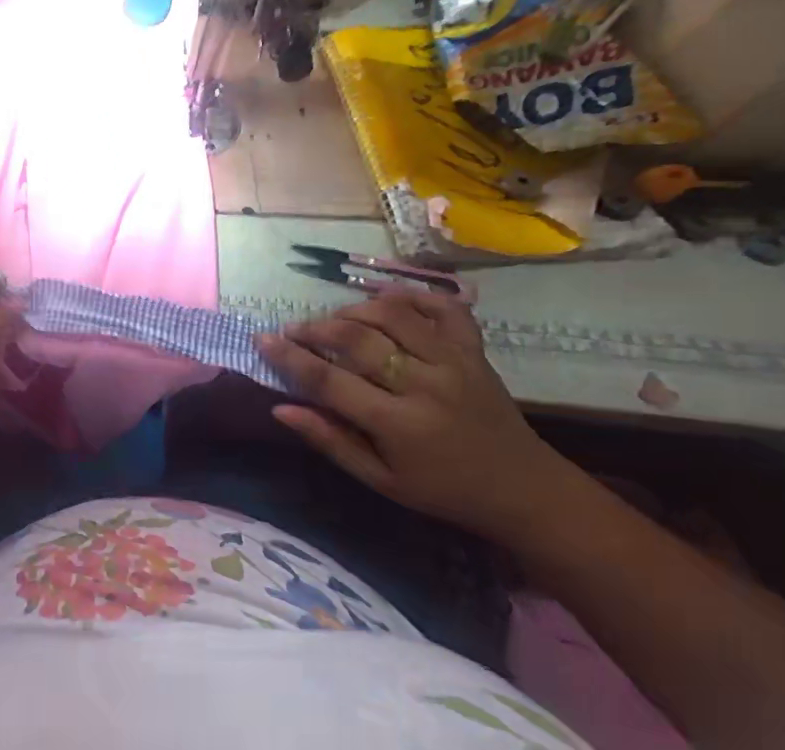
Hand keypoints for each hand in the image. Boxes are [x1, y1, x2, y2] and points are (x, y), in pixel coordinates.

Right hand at [258, 290, 579, 538]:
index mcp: (399, 424)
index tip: (262, 340)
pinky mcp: (474, 349)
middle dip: (315, 329)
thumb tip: (280, 408)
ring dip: (354, 309)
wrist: (521, 488)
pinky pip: (442, 306)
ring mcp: (455, 360)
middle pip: (357, 338)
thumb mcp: (380, 480)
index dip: (290, 358)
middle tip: (293, 331)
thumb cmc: (441, 490)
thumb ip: (329, 440)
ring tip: (334, 320)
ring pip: (393, 313)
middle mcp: (426, 383)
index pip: (330, 380)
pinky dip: (412, 295)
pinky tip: (385, 299)